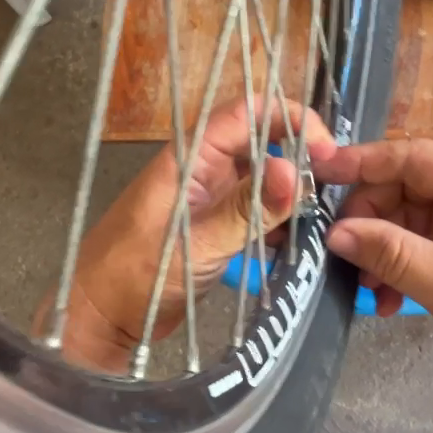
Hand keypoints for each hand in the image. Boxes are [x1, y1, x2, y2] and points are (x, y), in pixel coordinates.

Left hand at [46, 100, 334, 370]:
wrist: (99, 319)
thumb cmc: (135, 278)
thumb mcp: (195, 244)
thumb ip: (246, 210)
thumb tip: (295, 174)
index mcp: (189, 158)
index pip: (247, 113)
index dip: (291, 120)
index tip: (327, 153)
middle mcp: (200, 170)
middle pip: (259, 144)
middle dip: (298, 159)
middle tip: (334, 190)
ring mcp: (204, 200)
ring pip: (258, 180)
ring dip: (289, 195)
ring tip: (322, 219)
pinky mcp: (209, 230)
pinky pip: (251, 214)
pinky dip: (274, 223)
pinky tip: (296, 244)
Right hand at [310, 139, 432, 384]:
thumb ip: (395, 256)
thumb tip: (335, 234)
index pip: (415, 156)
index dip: (362, 161)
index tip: (316, 172)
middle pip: (407, 186)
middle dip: (369, 219)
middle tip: (342, 256)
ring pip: (409, 218)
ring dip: (382, 251)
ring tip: (369, 291)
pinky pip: (423, 244)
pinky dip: (400, 268)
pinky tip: (389, 301)